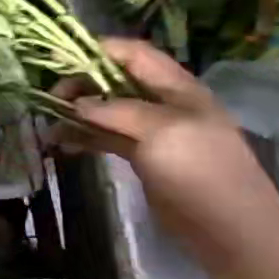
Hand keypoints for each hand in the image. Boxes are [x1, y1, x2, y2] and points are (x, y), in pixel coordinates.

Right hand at [54, 38, 278, 270]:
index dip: (99, 50)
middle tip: (50, 99)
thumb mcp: (161, 131)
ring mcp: (152, 132)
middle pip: (116, 81)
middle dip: (81, 84)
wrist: (229, 229)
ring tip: (49, 125)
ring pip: (108, 111)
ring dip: (78, 114)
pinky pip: (108, 138)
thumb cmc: (200, 170)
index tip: (60, 58)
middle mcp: (163, 104)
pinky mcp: (143, 157)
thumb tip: (77, 104)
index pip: (134, 54)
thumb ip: (117, 111)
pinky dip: (85, 137)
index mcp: (176, 88)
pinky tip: (63, 144)